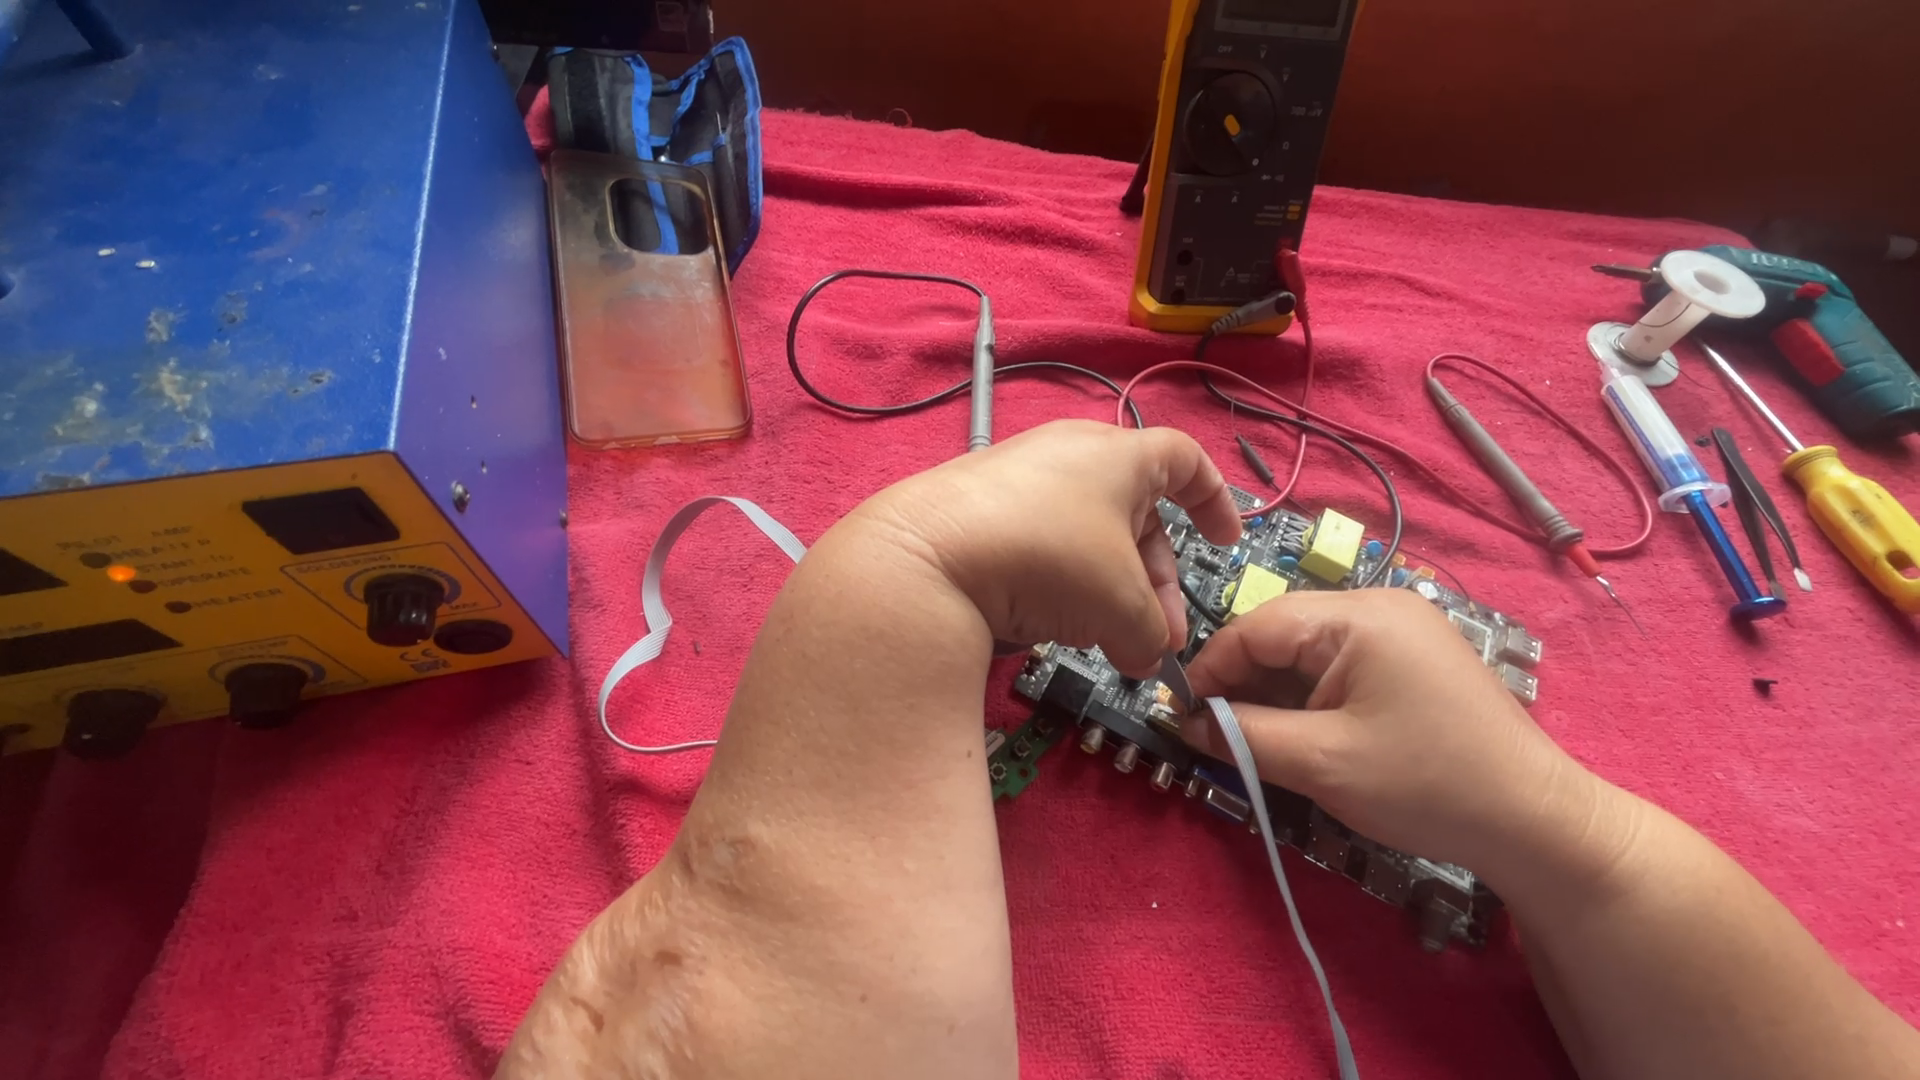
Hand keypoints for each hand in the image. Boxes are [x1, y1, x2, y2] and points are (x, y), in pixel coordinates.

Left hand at [851, 420, 1243, 676]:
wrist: (929, 556)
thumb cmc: (1051, 558)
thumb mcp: (1122, 604)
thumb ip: (1149, 633)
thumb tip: (1144, 656)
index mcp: (1118, 455)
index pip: (1185, 461)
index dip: (1214, 501)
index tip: (1225, 542)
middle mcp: (1068, 454)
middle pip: (1135, 514)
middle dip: (1155, 581)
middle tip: (1156, 640)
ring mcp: (1017, 479)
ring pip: (1086, 536)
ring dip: (1108, 591)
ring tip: (1107, 644)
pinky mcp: (976, 510)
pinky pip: (1038, 542)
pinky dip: (1057, 582)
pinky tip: (1049, 623)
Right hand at [1180, 588, 1600, 872]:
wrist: (1540, 827)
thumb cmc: (1426, 785)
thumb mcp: (1321, 762)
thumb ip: (1242, 736)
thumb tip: (1184, 723)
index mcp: (1358, 616)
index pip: (1255, 627)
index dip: (1210, 670)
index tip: (1180, 714)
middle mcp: (1378, 607)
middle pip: (1280, 634)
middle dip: (1242, 683)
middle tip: (1215, 731)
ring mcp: (1399, 630)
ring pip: (1305, 652)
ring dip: (1273, 693)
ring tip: (1255, 737)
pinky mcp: (1410, 658)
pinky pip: (1336, 665)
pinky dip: (1307, 697)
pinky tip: (1300, 732)